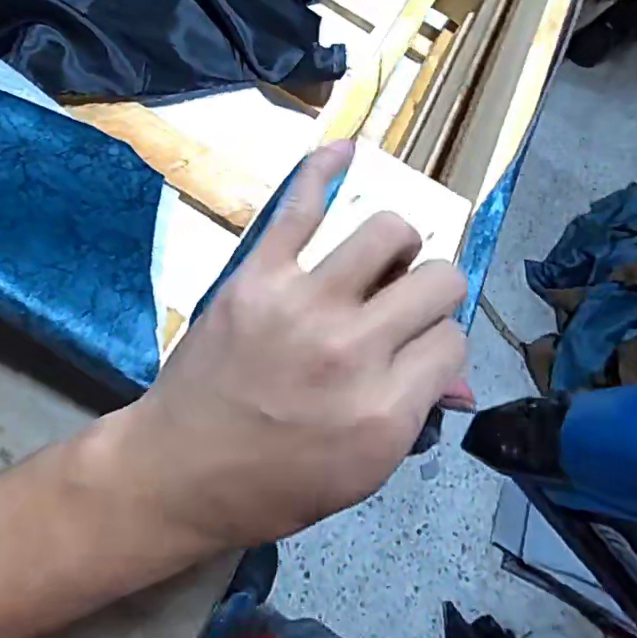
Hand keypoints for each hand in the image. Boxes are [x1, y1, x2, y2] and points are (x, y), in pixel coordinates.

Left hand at [92, 140, 468, 549]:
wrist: (178, 470)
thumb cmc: (273, 486)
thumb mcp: (361, 474)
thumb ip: (415, 414)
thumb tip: (457, 376)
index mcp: (386, 411)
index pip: (453, 341)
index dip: (439, 344)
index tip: (415, 351)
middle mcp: (354, 349)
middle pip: (437, 281)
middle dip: (432, 292)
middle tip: (401, 305)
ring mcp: (303, 304)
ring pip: (388, 232)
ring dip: (397, 244)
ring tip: (377, 260)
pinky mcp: (257, 276)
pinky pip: (300, 206)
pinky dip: (324, 171)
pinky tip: (344, 152)